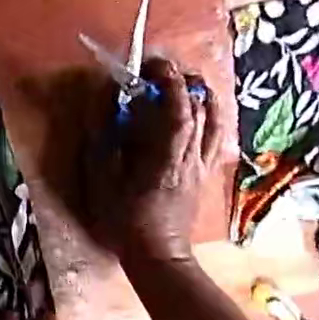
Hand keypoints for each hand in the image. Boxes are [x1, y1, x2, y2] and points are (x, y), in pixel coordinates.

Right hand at [82, 57, 220, 264]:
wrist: (157, 256)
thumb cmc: (124, 219)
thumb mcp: (103, 180)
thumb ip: (104, 138)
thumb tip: (106, 102)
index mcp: (166, 157)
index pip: (179, 109)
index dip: (169, 80)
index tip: (150, 64)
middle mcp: (191, 157)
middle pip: (201, 108)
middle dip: (182, 81)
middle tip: (158, 71)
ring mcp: (202, 165)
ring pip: (214, 120)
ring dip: (200, 94)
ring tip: (182, 83)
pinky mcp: (205, 174)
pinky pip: (215, 137)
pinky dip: (211, 115)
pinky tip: (200, 110)